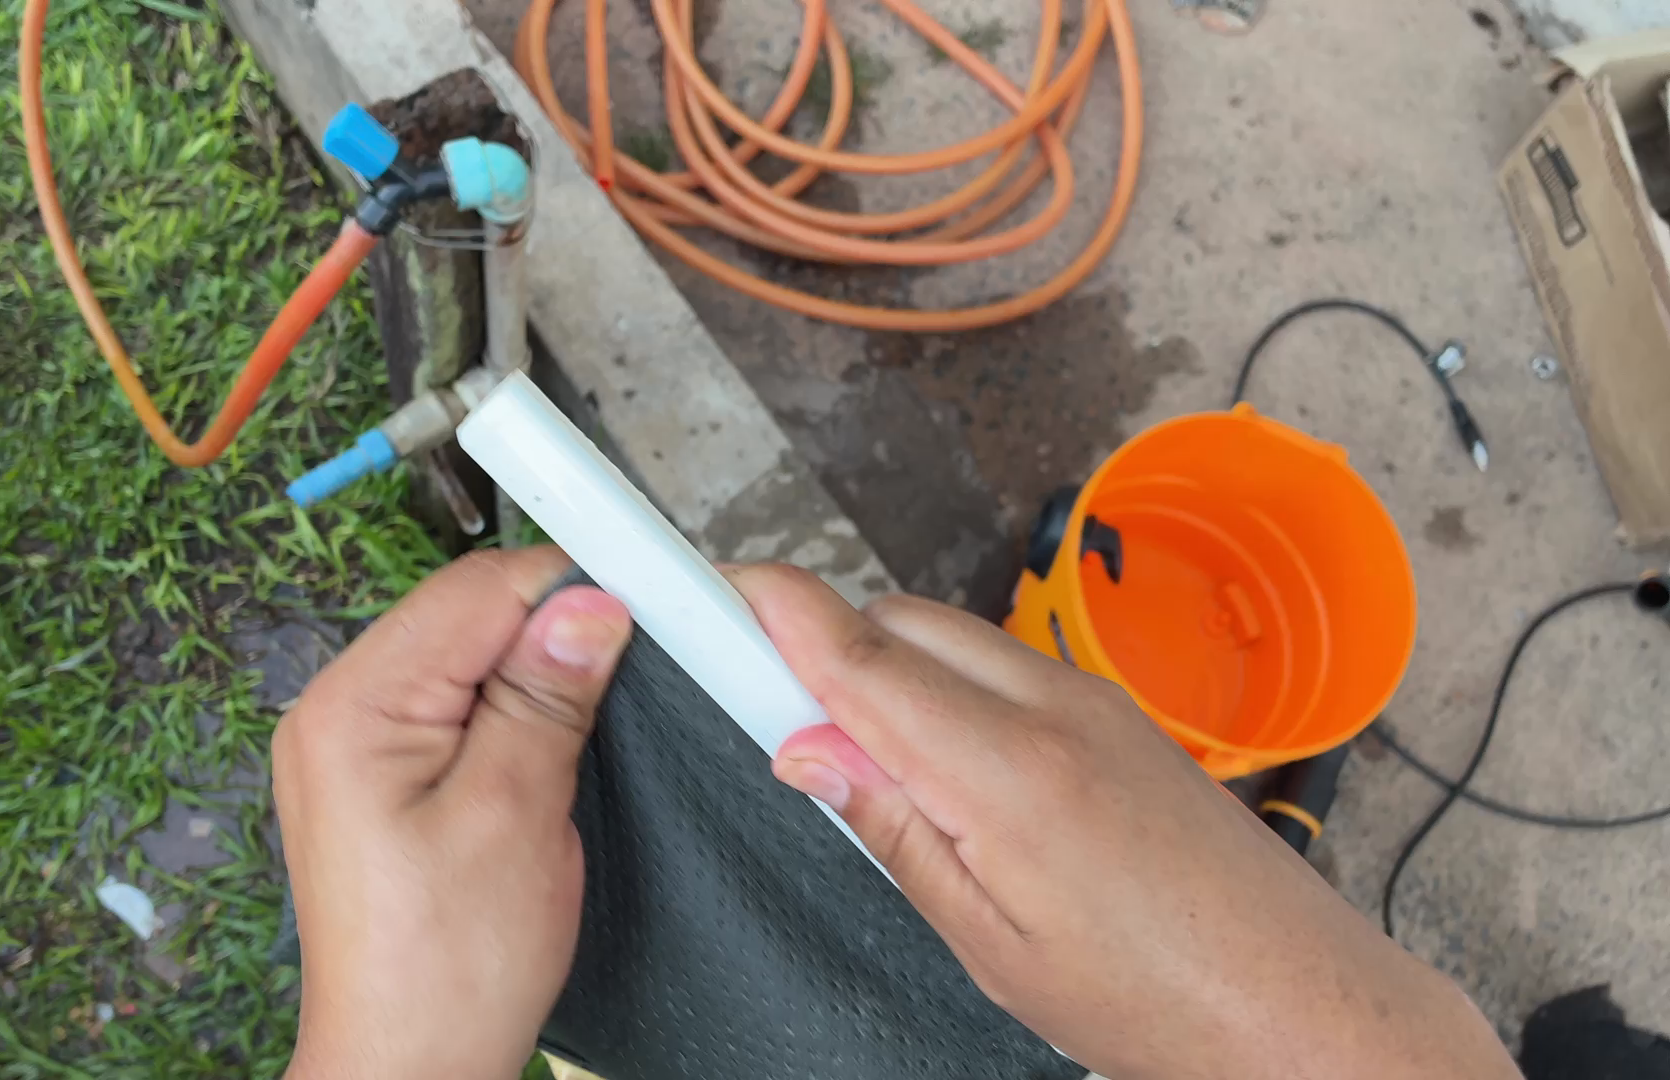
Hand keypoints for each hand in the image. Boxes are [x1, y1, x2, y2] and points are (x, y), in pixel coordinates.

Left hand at [272, 548, 630, 1079]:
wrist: (411, 1059)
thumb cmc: (452, 963)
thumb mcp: (515, 814)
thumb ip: (546, 697)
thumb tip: (590, 606)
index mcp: (356, 709)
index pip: (474, 592)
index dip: (559, 588)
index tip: (630, 607)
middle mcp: (342, 703)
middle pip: (467, 609)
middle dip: (548, 621)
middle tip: (618, 660)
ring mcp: (359, 729)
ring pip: (470, 642)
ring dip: (535, 656)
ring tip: (586, 697)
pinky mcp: (386, 754)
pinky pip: (460, 684)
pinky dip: (514, 688)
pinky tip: (546, 719)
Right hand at [728, 566, 1517, 1079]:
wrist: (1310, 1007)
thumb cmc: (1146, 998)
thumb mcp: (985, 938)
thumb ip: (888, 825)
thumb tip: (804, 751)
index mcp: (1007, 772)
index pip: (865, 658)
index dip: (785, 610)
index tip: (726, 585)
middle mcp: (1045, 703)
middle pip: (895, 620)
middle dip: (824, 636)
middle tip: (782, 699)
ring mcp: (1080, 690)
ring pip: (939, 629)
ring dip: (879, 656)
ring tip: (863, 741)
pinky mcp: (1099, 697)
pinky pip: (985, 653)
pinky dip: (931, 670)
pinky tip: (934, 742)